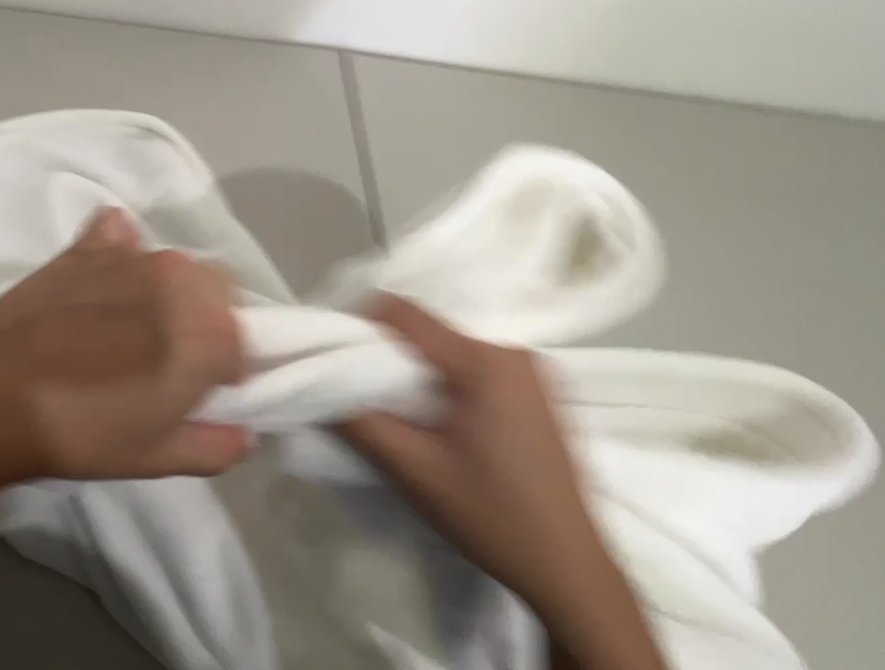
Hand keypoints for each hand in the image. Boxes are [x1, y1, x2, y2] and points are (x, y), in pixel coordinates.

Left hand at [0, 208, 252, 487]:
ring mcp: (128, 254)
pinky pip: (119, 235)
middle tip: (167, 363)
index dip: (227, 370)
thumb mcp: (159, 457)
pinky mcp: (83, 245)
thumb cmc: (84, 431)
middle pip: (215, 290)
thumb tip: (241, 432)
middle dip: (205, 321)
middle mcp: (178, 277)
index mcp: (209, 328)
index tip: (201, 393)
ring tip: (126, 331)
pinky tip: (99, 287)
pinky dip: (121, 252)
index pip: (244, 341)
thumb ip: (216, 445)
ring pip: (170, 266)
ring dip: (165, 292)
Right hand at [334, 297, 617, 621]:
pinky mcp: (541, 394)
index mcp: (484, 361)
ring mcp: (534, 373)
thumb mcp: (412, 470)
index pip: (403, 313)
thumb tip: (313, 383)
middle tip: (371, 403)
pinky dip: (448, 387)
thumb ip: (358, 421)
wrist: (572, 572)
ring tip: (409, 423)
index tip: (338, 362)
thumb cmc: (490, 516)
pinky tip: (448, 431)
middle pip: (426, 333)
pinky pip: (476, 369)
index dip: (359, 328)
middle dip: (389, 360)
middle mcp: (513, 353)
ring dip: (419, 377)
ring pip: (448, 351)